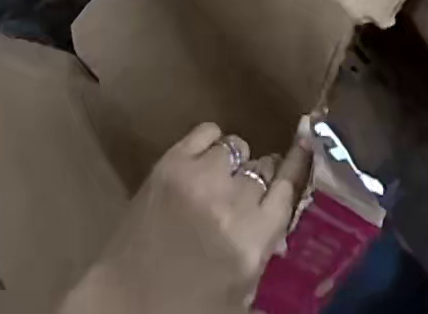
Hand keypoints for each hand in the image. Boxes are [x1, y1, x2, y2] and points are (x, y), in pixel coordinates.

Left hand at [65, 123, 310, 313]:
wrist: (121, 308)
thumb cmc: (186, 307)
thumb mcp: (241, 289)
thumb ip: (266, 243)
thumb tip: (282, 202)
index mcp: (252, 241)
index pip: (289, 185)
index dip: (298, 161)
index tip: (307, 139)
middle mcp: (231, 204)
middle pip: (263, 167)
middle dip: (256, 180)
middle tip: (241, 195)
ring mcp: (200, 179)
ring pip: (237, 147)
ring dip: (232, 163)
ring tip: (216, 181)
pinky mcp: (170, 163)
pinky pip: (208, 131)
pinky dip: (209, 143)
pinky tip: (201, 162)